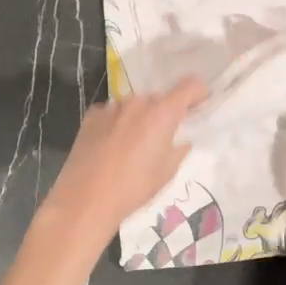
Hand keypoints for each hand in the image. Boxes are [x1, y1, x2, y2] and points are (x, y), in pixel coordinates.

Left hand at [31, 77, 208, 262]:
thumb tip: (180, 139)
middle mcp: (138, 103)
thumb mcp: (166, 172)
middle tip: (163, 135)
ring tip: (133, 144)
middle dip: (164, 112)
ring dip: (139, 117)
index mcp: (162, 114)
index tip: (199, 104)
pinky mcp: (92, 116)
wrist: (86, 199)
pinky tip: (111, 145)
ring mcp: (112, 107)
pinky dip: (117, 123)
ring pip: (134, 105)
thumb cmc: (133, 188)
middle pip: (159, 98)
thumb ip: (178, 148)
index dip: (198, 92)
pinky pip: (112, 113)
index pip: (189, 86)